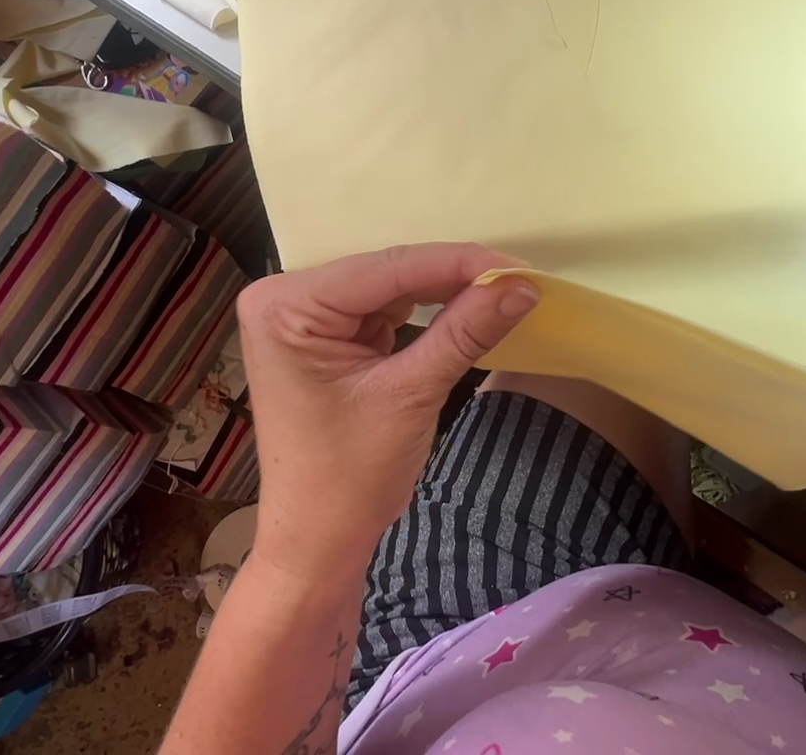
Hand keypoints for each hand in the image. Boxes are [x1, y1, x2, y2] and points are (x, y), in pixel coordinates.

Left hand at [237, 244, 538, 581]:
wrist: (317, 541)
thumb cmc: (349, 479)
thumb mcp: (410, 395)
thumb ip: (464, 331)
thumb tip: (521, 286)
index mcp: (285, 305)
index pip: (385, 267)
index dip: (457, 263)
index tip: (519, 269)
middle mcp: (284, 297)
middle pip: (384, 271)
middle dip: (451, 277)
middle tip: (517, 281)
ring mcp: (301, 315)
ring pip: (388, 286)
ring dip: (441, 291)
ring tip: (499, 292)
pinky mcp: (321, 333)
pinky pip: (380, 307)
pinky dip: (423, 310)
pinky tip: (463, 308)